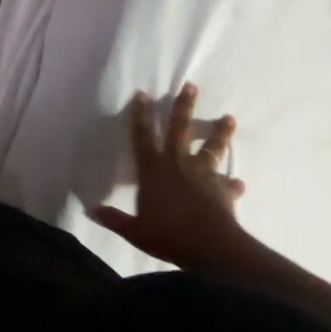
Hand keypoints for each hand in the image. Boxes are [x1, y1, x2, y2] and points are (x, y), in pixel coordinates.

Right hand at [89, 82, 248, 269]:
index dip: (141, 115)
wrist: (210, 246)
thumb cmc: (168, 234)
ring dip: (220, 133)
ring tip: (229, 118)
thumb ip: (115, 219)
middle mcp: (178, 164)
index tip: (142, 93)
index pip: (143, 136)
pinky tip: (239, 183)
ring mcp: (203, 175)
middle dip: (184, 106)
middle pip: (180, 129)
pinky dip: (233, 184)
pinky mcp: (222, 190)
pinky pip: (228, 184)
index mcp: (153, 169)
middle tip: (192, 85)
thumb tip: (91, 212)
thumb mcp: (135, 230)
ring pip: (211, 148)